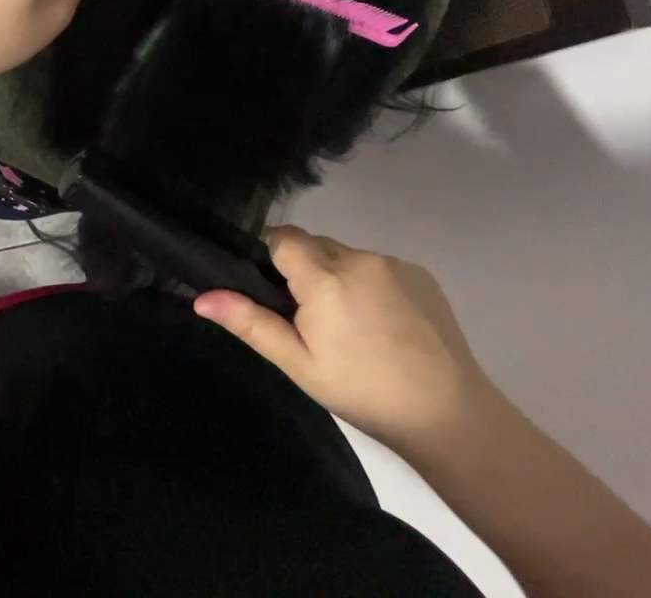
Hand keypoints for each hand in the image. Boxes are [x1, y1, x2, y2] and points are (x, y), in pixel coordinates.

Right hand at [194, 226, 500, 453]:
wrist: (449, 414)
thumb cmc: (362, 391)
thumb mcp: (299, 364)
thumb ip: (250, 324)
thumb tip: (202, 298)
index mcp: (325, 279)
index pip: (282, 237)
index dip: (271, 258)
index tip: (275, 294)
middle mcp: (359, 259)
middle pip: (314, 245)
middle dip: (304, 272)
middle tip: (312, 321)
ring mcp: (394, 264)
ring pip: (346, 256)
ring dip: (338, 278)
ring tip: (351, 328)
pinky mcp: (422, 274)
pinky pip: (378, 267)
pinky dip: (370, 286)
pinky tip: (383, 326)